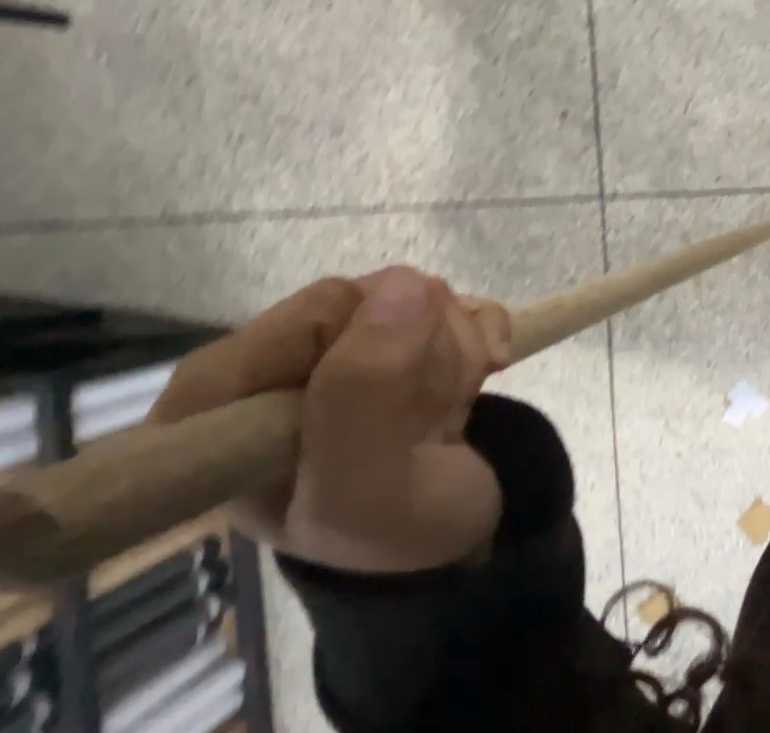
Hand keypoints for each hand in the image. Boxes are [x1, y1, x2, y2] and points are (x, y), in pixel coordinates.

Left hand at [148, 268, 512, 573]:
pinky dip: (485, 333)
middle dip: (423, 355)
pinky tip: (481, 375)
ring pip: (420, 295)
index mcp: (221, 397)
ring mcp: (341, 345)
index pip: (316, 311)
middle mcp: (272, 361)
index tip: (402, 408)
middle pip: (373, 298)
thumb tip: (406, 287)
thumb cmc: (392, 532)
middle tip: (427, 419)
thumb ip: (365, 392)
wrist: (451, 545)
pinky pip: (457, 299)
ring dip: (456, 352)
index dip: (379, 349)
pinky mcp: (398, 336)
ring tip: (446, 412)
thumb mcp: (365, 486)